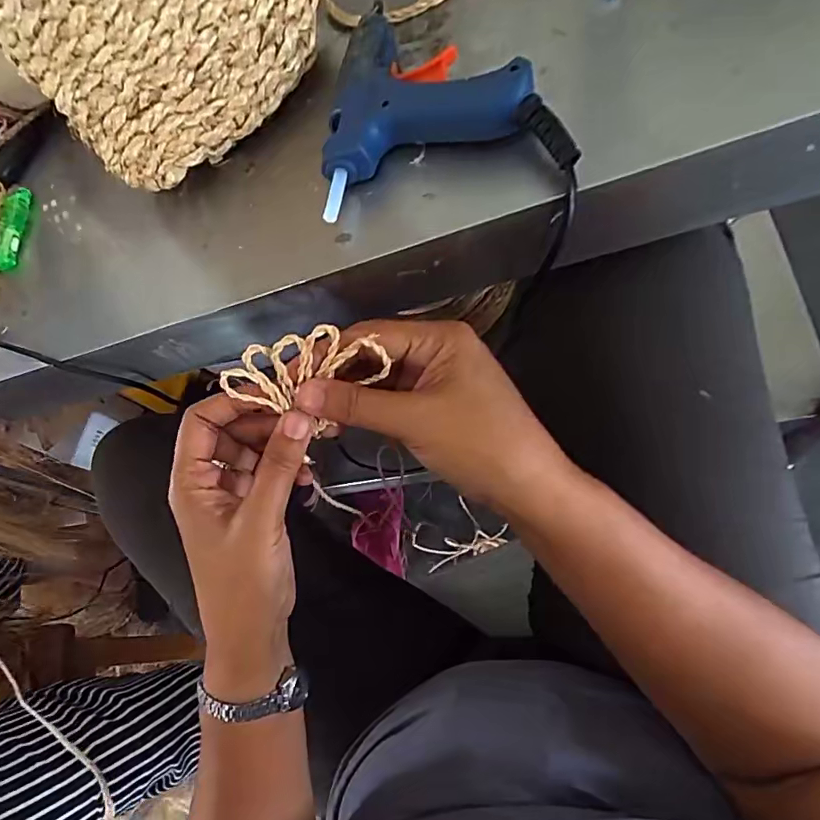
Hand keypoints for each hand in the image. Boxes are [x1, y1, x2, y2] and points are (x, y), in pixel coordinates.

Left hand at [166, 394, 315, 697]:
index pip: (201, 420)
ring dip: (278, 445)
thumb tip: (299, 412)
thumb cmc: (244, 581)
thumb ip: (280, 464)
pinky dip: (284, 468)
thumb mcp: (262, 519)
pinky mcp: (248, 509)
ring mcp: (226, 496)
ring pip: (249, 451)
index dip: (234, 401)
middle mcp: (203, 482)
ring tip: (309, 450)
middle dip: (263, 422)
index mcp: (190, 481)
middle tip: (302, 419)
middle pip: (228, 431)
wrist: (251, 634)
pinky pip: (263, 473)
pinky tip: (307, 475)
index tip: (276, 393)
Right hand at [296, 319, 571, 512]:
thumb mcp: (413, 420)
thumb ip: (356, 403)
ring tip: (313, 413)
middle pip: (373, 353)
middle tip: (297, 397)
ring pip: (379, 376)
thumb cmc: (478, 444)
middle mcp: (437, 347)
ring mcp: (436, 375)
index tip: (292, 376)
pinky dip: (367, 407)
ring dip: (348, 393)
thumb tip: (303, 391)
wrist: (527, 485)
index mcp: (440, 337)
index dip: (329, 354)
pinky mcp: (434, 401)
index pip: (370, 334)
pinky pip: (391, 396)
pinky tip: (340, 421)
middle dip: (336, 375)